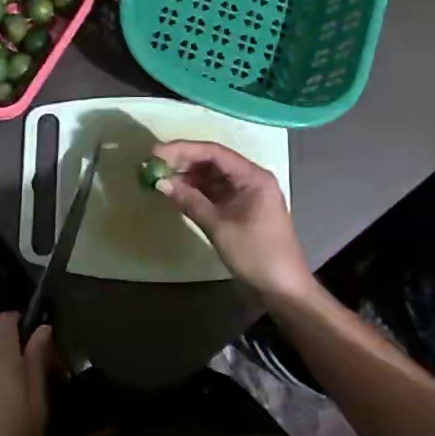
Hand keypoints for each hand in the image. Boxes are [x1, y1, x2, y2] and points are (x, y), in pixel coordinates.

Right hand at [152, 140, 316, 301]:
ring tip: (159, 178)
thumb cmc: (255, 253)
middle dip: (182, 161)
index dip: (182, 149)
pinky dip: (194, 191)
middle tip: (152, 165)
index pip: (213, 152)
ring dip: (186, 176)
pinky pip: (213, 191)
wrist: (282, 286)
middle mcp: (250, 179)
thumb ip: (189, 201)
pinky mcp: (240, 208)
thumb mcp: (218, 226)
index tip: (155, 153)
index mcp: (252, 177)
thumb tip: (161, 183)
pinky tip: (175, 193)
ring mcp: (245, 194)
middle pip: (212, 161)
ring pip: (211, 176)